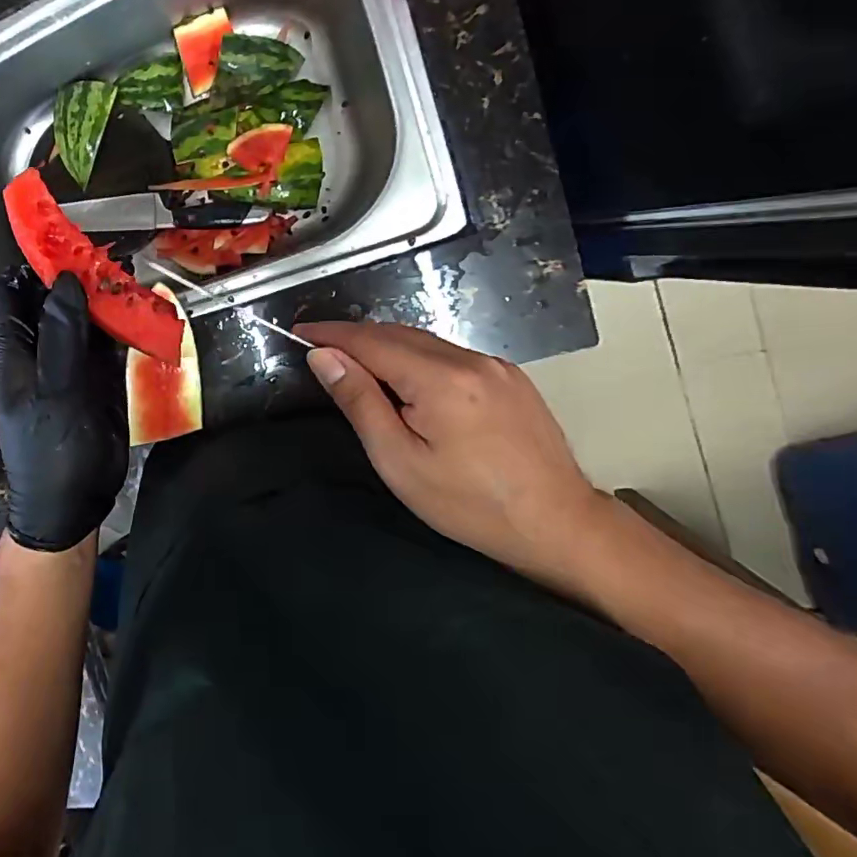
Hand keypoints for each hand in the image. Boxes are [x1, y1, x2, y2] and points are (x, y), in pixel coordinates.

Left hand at [0, 266, 127, 550]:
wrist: (74, 502)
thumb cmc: (53, 450)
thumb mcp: (55, 392)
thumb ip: (61, 336)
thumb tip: (63, 282)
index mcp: (17, 353)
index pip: (13, 297)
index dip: (28, 266)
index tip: (55, 237)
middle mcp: (42, 352)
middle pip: (53, 302)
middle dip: (75, 275)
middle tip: (104, 248)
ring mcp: (72, 365)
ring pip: (85, 319)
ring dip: (103, 296)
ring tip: (127, 267)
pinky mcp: (99, 380)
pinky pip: (109, 343)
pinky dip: (122, 323)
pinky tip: (140, 306)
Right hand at [296, 321, 608, 591]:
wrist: (558, 525)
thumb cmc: (468, 504)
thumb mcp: (399, 460)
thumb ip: (359, 402)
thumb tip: (324, 358)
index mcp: (441, 380)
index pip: (371, 341)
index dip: (331, 334)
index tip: (299, 332)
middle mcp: (471, 360)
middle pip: (398, 333)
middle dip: (354, 337)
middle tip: (319, 350)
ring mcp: (496, 366)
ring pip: (425, 342)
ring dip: (384, 346)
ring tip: (354, 365)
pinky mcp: (510, 378)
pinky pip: (449, 354)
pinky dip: (415, 357)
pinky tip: (404, 378)